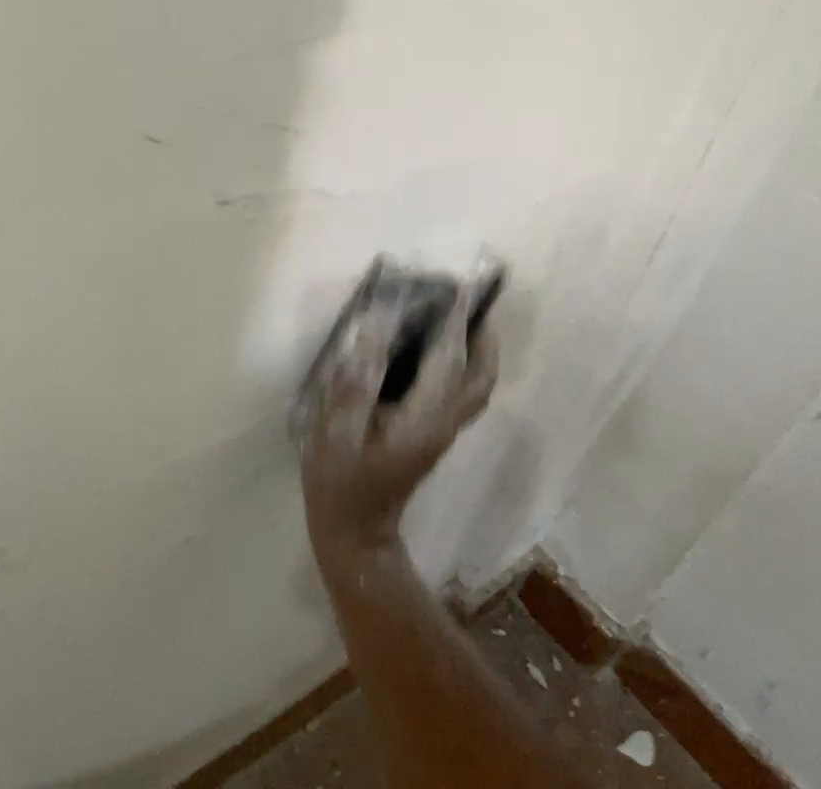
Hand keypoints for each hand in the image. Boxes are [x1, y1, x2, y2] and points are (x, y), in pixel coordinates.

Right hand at [294, 257, 500, 558]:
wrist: (354, 533)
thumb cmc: (339, 482)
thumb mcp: (337, 431)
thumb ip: (357, 380)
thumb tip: (373, 329)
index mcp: (423, 420)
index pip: (450, 361)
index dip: (456, 323)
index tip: (459, 287)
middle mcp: (443, 424)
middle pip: (480, 376)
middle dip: (482, 337)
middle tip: (469, 301)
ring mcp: (442, 433)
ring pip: (475, 386)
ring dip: (476, 351)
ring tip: (457, 319)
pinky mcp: (433, 437)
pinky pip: (460, 393)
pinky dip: (461, 366)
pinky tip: (433, 353)